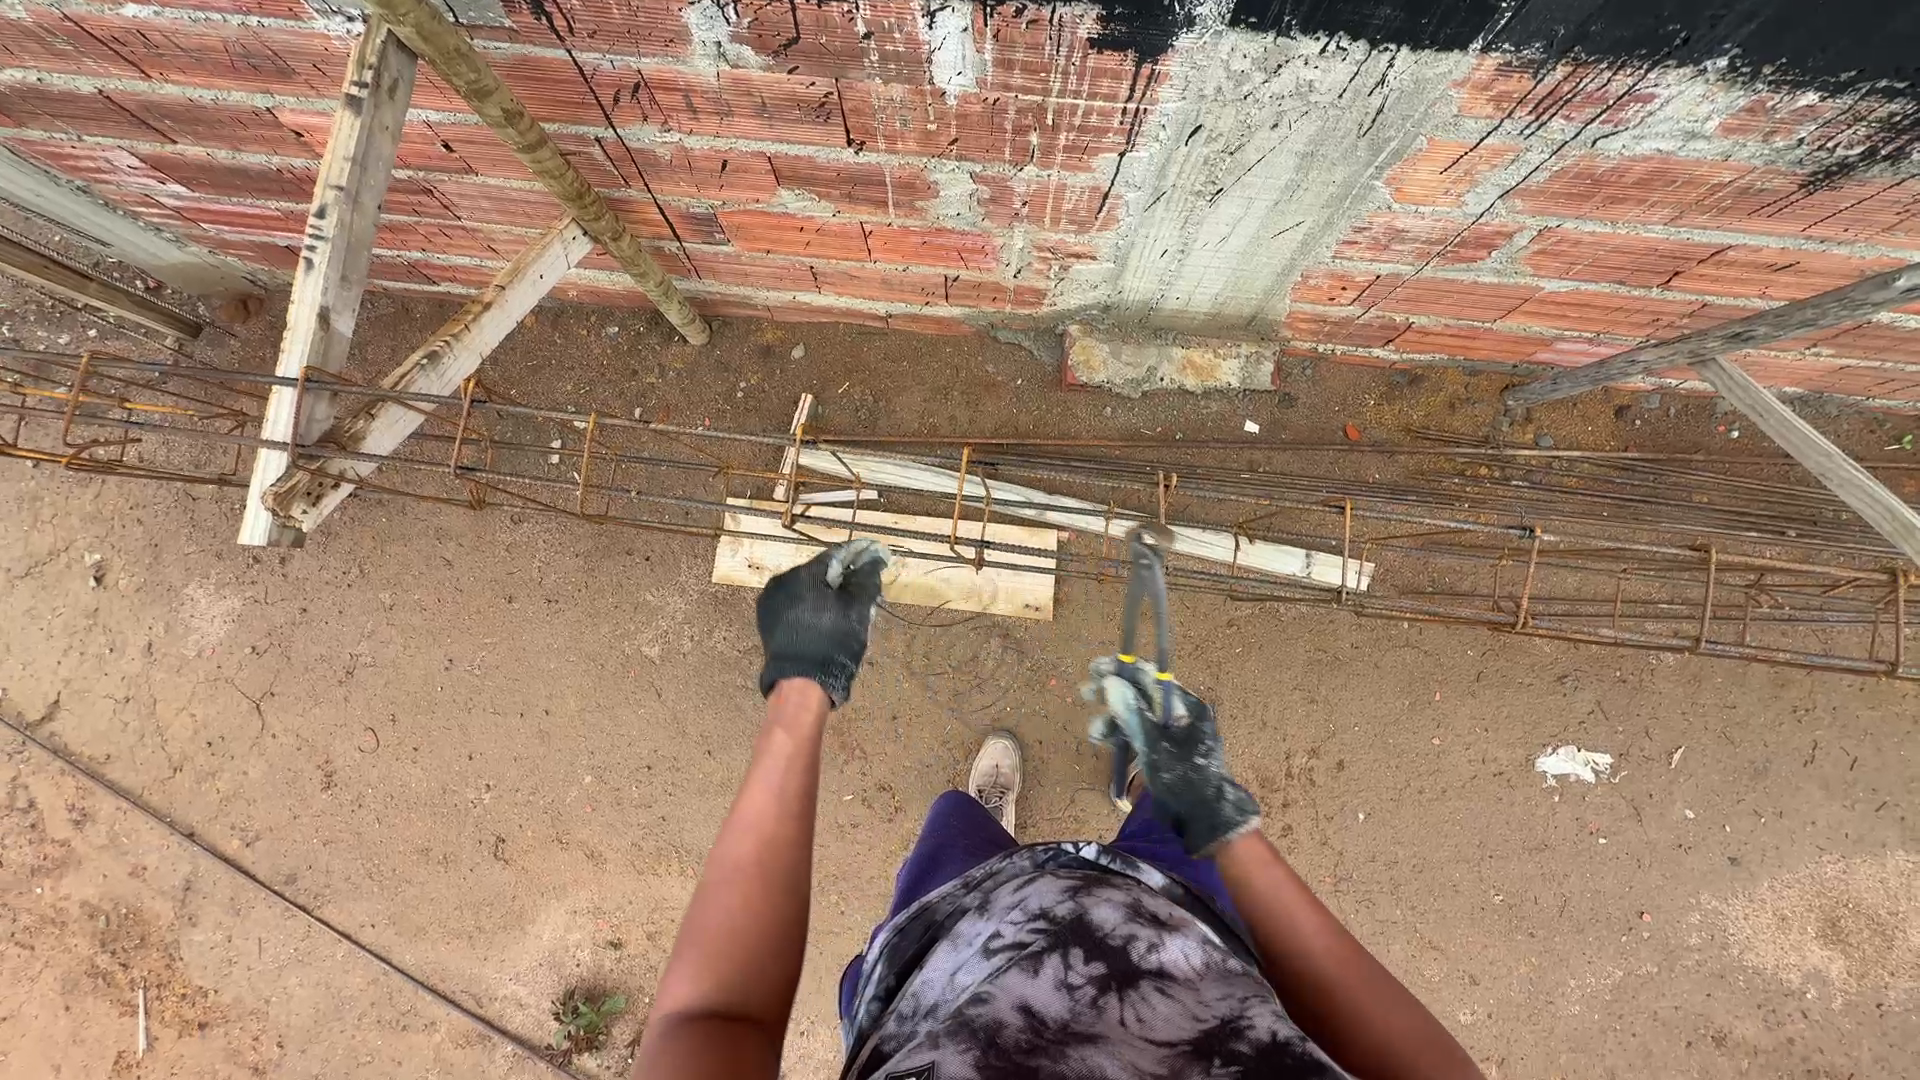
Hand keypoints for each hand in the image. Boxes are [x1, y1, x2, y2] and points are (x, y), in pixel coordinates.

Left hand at [756, 539, 889, 706]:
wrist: (801, 683)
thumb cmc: (833, 641)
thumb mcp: (858, 609)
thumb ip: (866, 579)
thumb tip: (874, 559)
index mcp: (802, 574)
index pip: (836, 555)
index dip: (860, 554)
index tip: (877, 553)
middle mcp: (780, 581)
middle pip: (820, 572)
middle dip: (844, 575)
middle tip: (865, 581)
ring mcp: (770, 602)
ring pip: (806, 588)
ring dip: (827, 591)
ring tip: (848, 601)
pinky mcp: (767, 621)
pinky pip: (795, 604)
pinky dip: (813, 605)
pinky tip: (827, 615)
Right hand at [1083, 657, 1259, 854]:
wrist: (1204, 820)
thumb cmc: (1184, 779)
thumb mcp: (1154, 745)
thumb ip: (1132, 713)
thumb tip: (1112, 682)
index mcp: (1185, 706)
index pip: (1152, 677)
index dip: (1123, 670)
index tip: (1096, 669)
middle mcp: (1177, 714)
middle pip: (1140, 693)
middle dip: (1112, 693)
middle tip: (1086, 693)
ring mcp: (1168, 732)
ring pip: (1134, 714)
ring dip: (1111, 718)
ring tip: (1094, 732)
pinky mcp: (1160, 748)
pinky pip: (1136, 732)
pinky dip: (1119, 734)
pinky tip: (1102, 741)